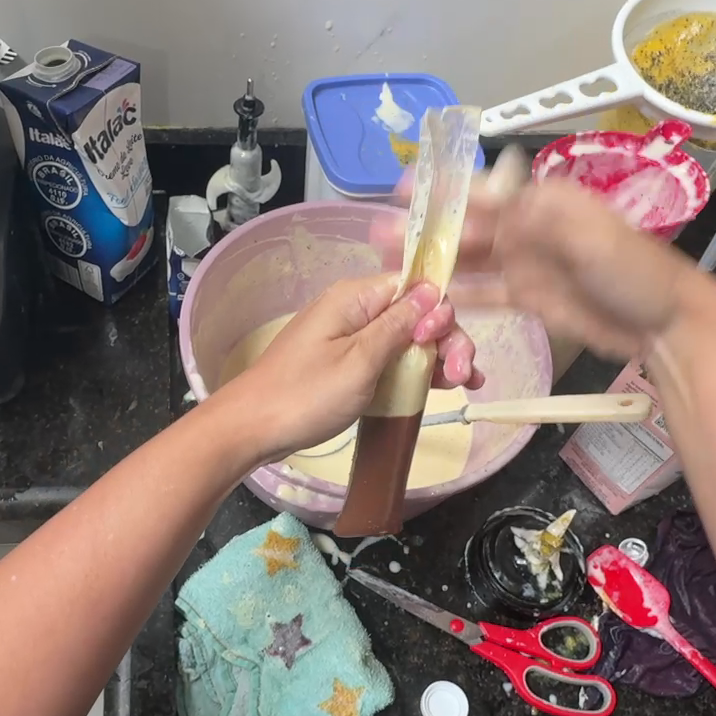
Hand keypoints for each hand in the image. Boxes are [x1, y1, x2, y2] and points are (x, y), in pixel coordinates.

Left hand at [210, 275, 478, 463]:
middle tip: (464, 378)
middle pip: (416, 313)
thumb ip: (398, 326)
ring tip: (463, 384)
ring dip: (438, 357)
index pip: (416, 287)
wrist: (251, 429)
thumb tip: (431, 291)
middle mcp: (355, 310)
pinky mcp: (347, 365)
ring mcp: (350, 339)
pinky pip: (389, 360)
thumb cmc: (305, 396)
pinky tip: (443, 386)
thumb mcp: (359, 362)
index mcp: (356, 298)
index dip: (441, 314)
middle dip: (447, 340)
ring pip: (407, 338)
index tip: (448, 350)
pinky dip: (415, 372)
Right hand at [377, 174, 706, 361]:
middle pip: (467, 226)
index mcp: (542, 203)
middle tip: (383, 234)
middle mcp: (528, 229)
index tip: (404, 188)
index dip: (443, 188)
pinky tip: (429, 298)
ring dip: (434, 261)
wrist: (662, 321)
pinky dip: (458, 295)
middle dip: (427, 228)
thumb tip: (488, 198)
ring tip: (392, 264)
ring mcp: (525, 265)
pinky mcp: (526, 298)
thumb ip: (536, 215)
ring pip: (469, 260)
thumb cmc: (632, 269)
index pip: (484, 190)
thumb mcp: (590, 233)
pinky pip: (484, 294)